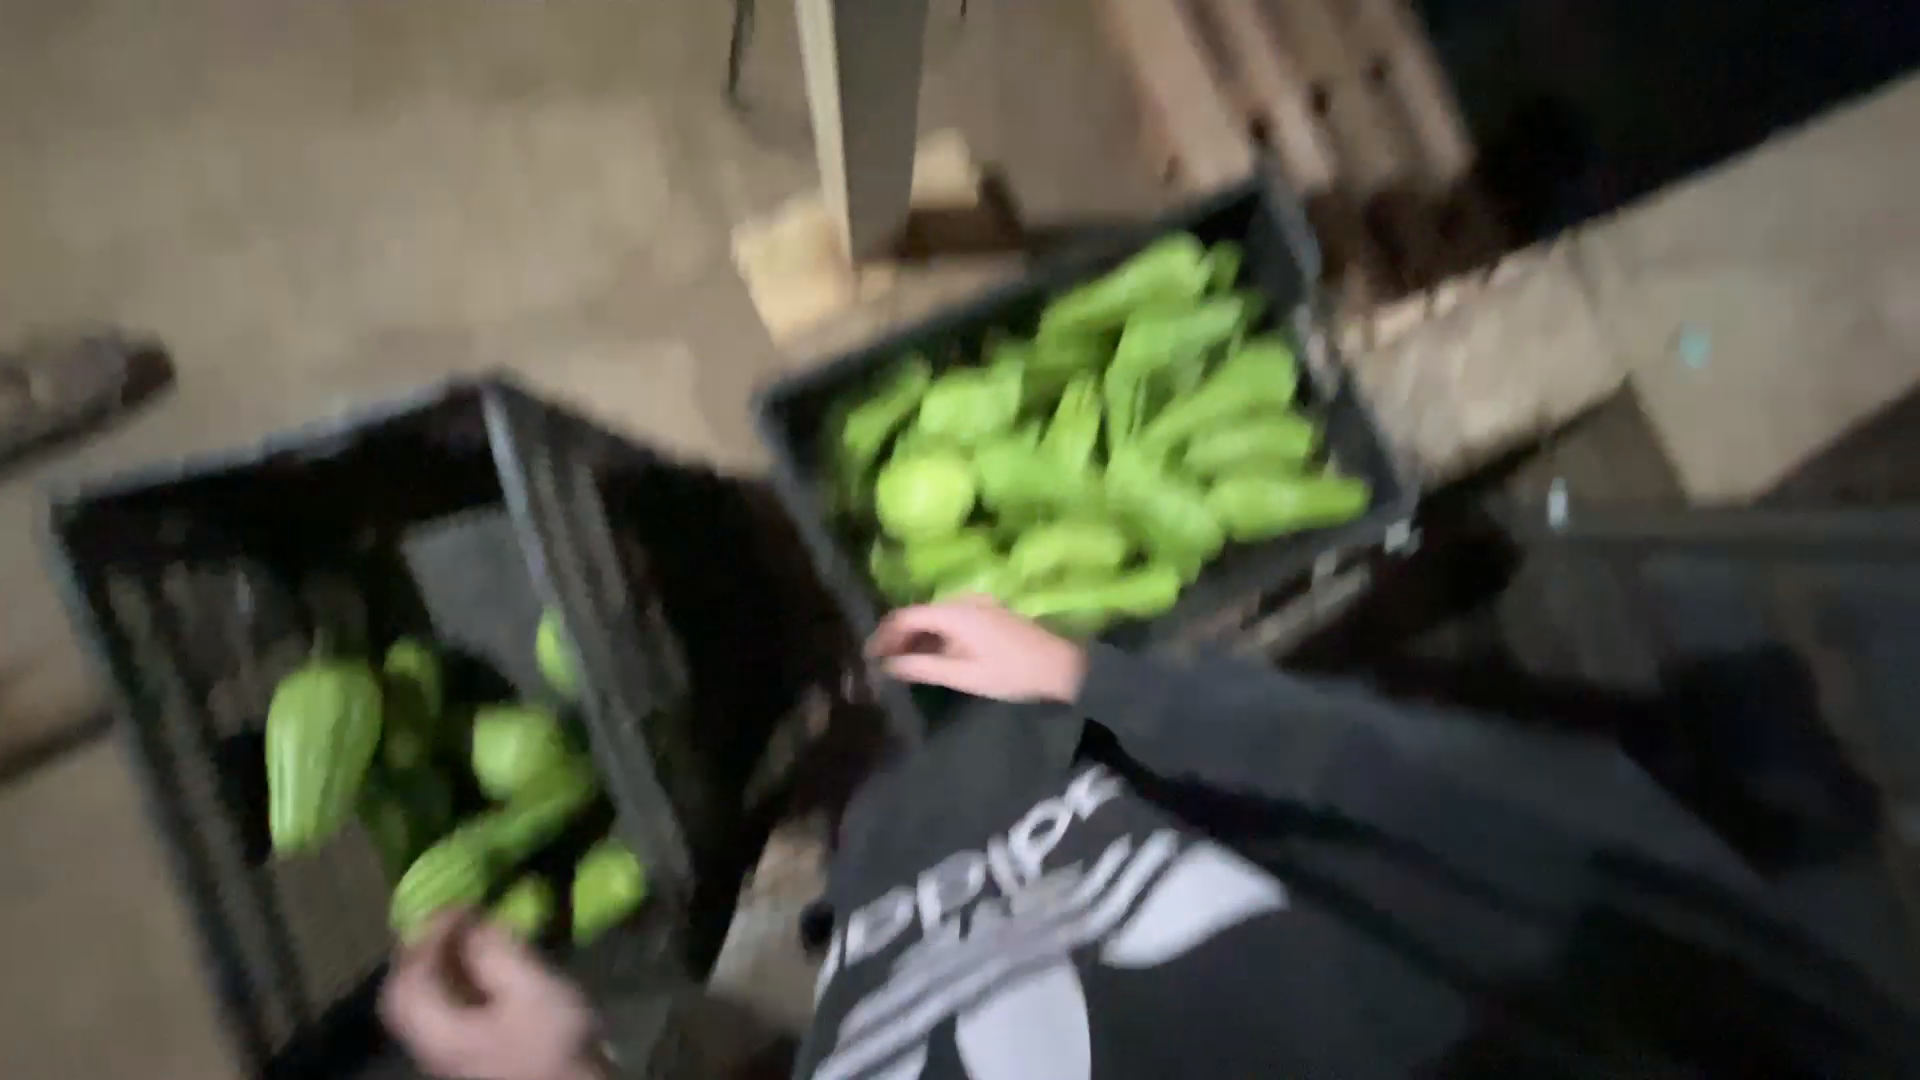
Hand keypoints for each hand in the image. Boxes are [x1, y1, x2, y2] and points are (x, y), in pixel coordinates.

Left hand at [381, 911, 597, 1079]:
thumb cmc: (552, 1039)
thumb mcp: (533, 990)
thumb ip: (499, 955)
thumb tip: (475, 923)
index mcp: (439, 1031)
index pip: (410, 979)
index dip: (428, 937)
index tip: (459, 904)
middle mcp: (430, 1043)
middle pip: (403, 994)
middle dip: (421, 949)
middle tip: (448, 915)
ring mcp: (447, 1050)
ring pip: (420, 1001)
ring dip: (433, 961)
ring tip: (461, 930)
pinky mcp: (466, 1050)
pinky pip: (440, 1006)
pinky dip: (449, 976)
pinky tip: (477, 962)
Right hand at [867, 596, 1086, 702]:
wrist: (1062, 667)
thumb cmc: (1012, 673)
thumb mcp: (964, 675)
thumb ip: (923, 668)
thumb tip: (887, 666)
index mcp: (954, 611)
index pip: (905, 616)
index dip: (883, 635)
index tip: (868, 657)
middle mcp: (963, 600)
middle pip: (919, 614)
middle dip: (897, 637)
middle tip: (882, 664)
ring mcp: (978, 604)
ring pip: (934, 617)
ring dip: (916, 638)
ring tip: (902, 664)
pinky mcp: (988, 613)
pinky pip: (950, 620)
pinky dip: (935, 636)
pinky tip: (931, 656)